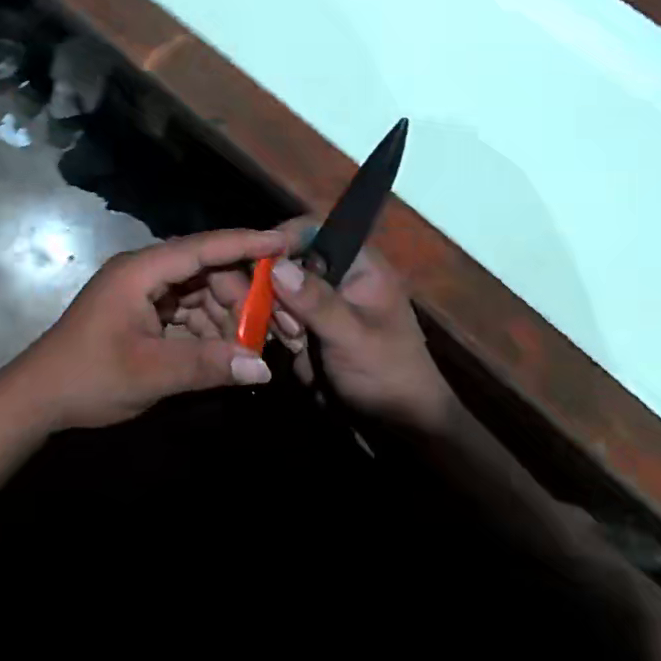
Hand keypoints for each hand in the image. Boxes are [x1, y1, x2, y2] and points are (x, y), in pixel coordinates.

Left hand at [5, 229, 284, 430]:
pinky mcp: (142, 312)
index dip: (246, 242)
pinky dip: (206, 329)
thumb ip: (207, 365)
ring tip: (245, 348)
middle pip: (205, 269)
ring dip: (224, 316)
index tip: (285, 242)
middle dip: (238, 296)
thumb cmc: (88, 377)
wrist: (38, 397)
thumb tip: (262, 367)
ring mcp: (142, 292)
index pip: (202, 247)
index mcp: (140, 271)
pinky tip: (222, 353)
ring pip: (198, 292)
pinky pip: (185, 311)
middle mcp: (144, 272)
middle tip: (266, 328)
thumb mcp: (150, 373)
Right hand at [183, 217, 454, 431]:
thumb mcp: (352, 338)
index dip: (284, 238)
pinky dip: (282, 337)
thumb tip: (276, 263)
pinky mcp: (312, 329)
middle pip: (288, 262)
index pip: (314, 228)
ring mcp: (324, 305)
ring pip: (280, 294)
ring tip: (297, 347)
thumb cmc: (389, 376)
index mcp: (361, 265)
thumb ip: (315, 300)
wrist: (403, 431)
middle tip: (291, 326)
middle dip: (280, 293)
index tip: (258, 262)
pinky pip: (282, 320)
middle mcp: (340, 277)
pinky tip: (295, 356)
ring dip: (281, 320)